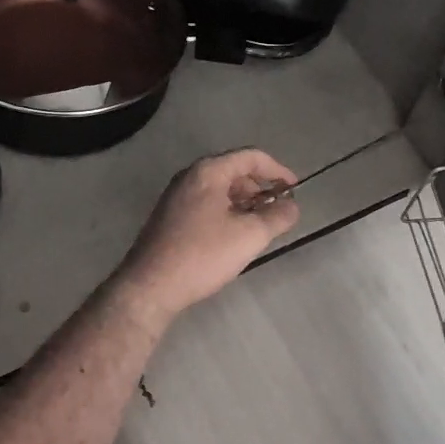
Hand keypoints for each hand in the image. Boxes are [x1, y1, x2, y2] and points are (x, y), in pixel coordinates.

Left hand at [116, 148, 299, 314]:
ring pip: (220, 189)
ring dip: (244, 202)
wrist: (150, 286)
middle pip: (234, 170)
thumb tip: (292, 206)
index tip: (294, 189)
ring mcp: (176, 196)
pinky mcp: (170, 216)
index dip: (277, 171)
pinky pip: (206, 203)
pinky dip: (226, 211)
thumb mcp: (249, 236)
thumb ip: (277, 217)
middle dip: (260, 187)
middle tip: (278, 210)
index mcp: (208, 172)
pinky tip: (234, 236)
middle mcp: (190, 176)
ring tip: (260, 225)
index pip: (251, 157)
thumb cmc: (202, 255)